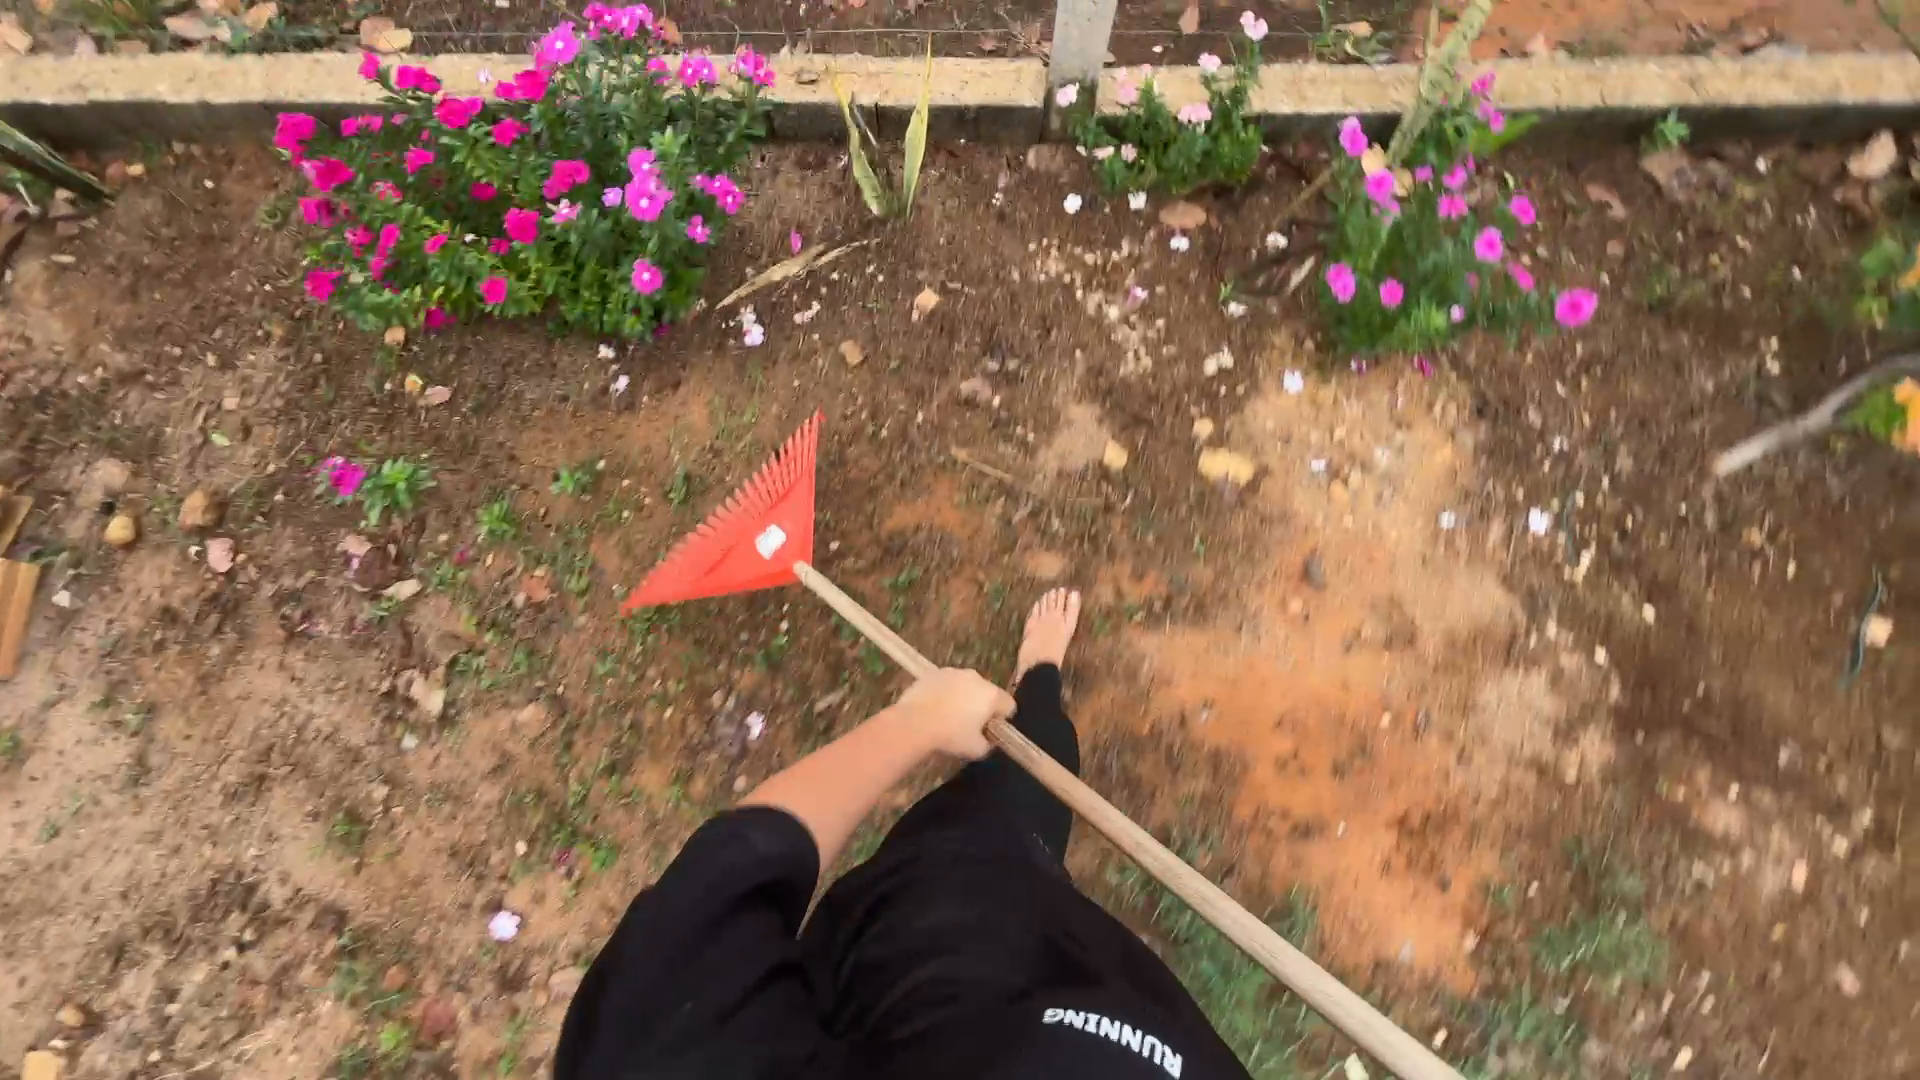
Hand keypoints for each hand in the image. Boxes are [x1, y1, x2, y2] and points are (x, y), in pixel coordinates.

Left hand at [893, 668, 1013, 759]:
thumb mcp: (976, 750)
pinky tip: (934, 708)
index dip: (1002, 719)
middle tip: (969, 725)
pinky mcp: (934, 673)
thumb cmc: (950, 736)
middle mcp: (976, 678)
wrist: (914, 723)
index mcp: (991, 695)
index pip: (1008, 705)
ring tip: (948, 716)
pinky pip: (946, 683)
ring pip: (966, 686)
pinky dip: (944, 693)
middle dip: (981, 706)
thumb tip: (987, 740)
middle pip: (987, 692)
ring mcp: (954, 672)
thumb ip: (988, 744)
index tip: (990, 730)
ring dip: (963, 697)